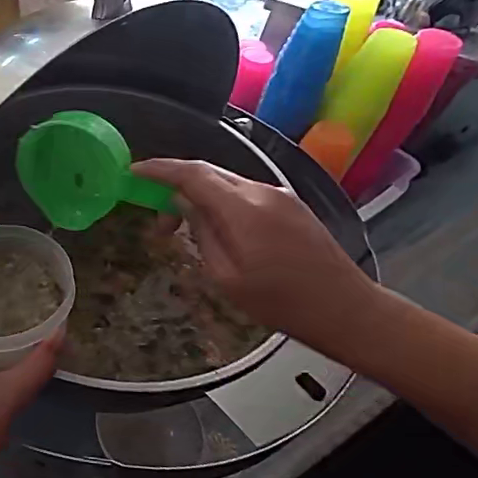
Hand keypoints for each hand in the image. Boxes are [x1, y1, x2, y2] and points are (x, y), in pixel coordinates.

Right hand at [132, 159, 371, 340]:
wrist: (345, 307)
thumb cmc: (281, 302)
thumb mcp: (227, 277)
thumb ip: (201, 233)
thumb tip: (182, 203)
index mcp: (243, 208)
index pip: (192, 174)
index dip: (159, 170)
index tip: (133, 173)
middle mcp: (261, 190)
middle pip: (208, 173)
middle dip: (176, 186)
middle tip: (158, 220)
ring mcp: (279, 194)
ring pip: (227, 182)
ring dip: (200, 196)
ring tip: (185, 229)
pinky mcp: (291, 203)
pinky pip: (245, 193)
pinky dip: (222, 202)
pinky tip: (217, 228)